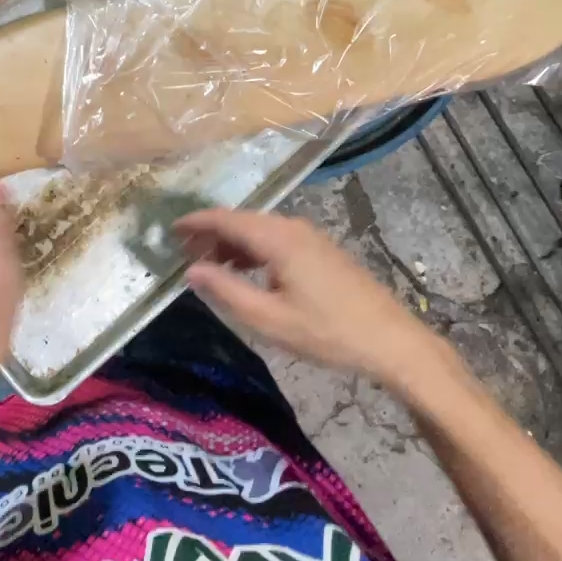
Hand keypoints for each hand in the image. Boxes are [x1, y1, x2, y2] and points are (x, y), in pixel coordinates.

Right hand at [178, 208, 443, 381]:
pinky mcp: (320, 249)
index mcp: (277, 239)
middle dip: (210, 233)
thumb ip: (226, 291)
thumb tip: (190, 270)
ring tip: (209, 265)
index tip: (169, 230)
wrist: (392, 341)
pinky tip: (245, 271)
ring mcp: (309, 236)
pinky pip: (275, 238)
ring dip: (231, 242)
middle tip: (184, 253)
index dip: (195, 222)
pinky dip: (252, 248)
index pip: (225, 218)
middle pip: (241, 220)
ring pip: (258, 229)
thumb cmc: (328, 333)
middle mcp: (292, 227)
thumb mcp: (269, 320)